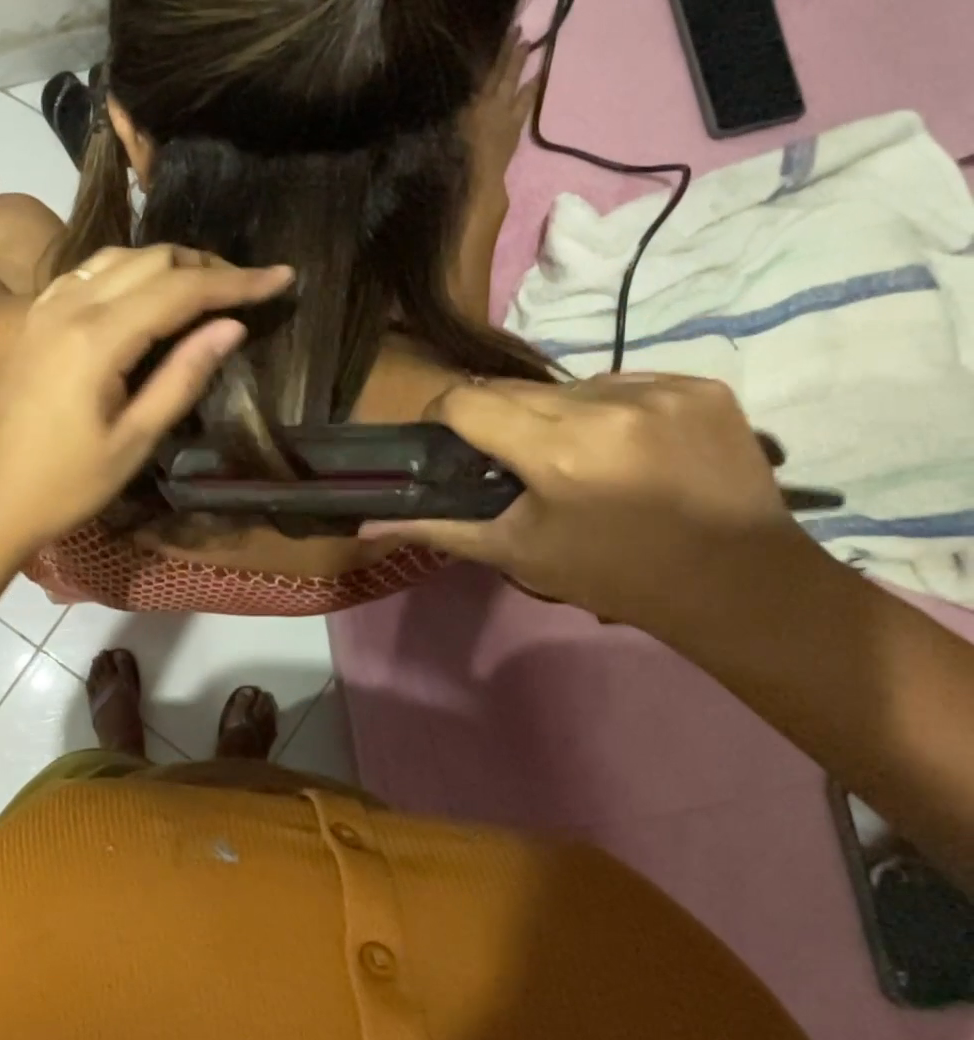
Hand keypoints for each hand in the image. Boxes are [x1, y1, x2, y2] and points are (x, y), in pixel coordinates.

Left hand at [0, 245, 294, 561]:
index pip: (180, 289)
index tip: (283, 278)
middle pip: (148, 260)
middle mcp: (67, 309)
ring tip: (201, 287)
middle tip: (245, 289)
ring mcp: (40, 313)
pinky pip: (81, 278)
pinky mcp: (27, 327)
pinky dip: (120, 274)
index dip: (236, 281)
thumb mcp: (132, 442)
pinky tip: (138, 297)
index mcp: (97, 338)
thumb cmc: (60, 488)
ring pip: (112, 261)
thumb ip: (182, 377)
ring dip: (161, 264)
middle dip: (203, 266)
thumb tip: (231, 326)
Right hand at [362, 375, 819, 628]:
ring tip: (578, 460)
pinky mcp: (702, 386)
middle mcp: (608, 405)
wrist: (740, 583)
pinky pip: (625, 384)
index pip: (467, 401)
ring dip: (554, 415)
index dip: (443, 418)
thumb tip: (370, 521)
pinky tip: (626, 450)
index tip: (445, 444)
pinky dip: (609, 411)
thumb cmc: (614, 575)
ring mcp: (662, 390)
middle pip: (514, 389)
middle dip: (498, 420)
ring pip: (568, 386)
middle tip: (509, 462)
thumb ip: (440, 527)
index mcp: (558, 450)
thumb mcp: (517, 553)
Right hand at [462, 30, 539, 202]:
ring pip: (514, 86)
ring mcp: (504, 119)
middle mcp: (489, 107)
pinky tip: (535, 80)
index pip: (483, 75)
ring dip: (521, 67)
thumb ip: (448, 122)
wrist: (474, 189)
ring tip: (528, 50)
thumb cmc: (452, 168)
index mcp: (470, 108)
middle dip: (510, 55)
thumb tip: (451, 106)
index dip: (494, 56)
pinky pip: (524, 104)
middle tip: (518, 34)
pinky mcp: (512, 132)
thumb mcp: (442, 142)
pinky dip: (530, 90)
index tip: (500, 38)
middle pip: (501, 75)